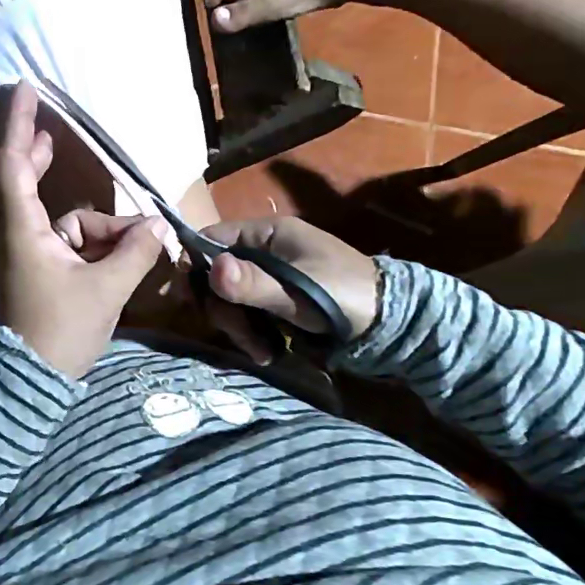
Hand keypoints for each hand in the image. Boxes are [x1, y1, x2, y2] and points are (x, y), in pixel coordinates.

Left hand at [0, 83, 168, 378]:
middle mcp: (23, 238)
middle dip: (46, 164)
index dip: (17, 125)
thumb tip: (158, 226)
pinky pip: (74, 249)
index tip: (24, 90)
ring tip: (141, 245)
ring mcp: (33, 259)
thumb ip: (134, 254)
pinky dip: (100, 248)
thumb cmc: (60, 331)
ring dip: (104, 229)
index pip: (13, 166)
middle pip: (32, 187)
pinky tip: (129, 256)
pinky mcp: (44, 277)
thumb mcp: (105, 290)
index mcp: (25, 232)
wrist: (32, 383)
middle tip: (53, 137)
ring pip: (70, 226)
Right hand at [197, 216, 377, 362]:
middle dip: (225, 309)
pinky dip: (253, 333)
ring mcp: (271, 276)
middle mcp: (265, 250)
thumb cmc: (344, 296)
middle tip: (243, 337)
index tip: (196, 300)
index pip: (212, 238)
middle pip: (218, 274)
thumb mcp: (298, 292)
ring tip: (262, 352)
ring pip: (231, 298)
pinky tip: (268, 352)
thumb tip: (212, 269)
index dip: (199, 267)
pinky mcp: (277, 300)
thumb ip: (254, 283)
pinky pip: (249, 313)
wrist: (388, 322)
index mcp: (269, 232)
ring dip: (239, 327)